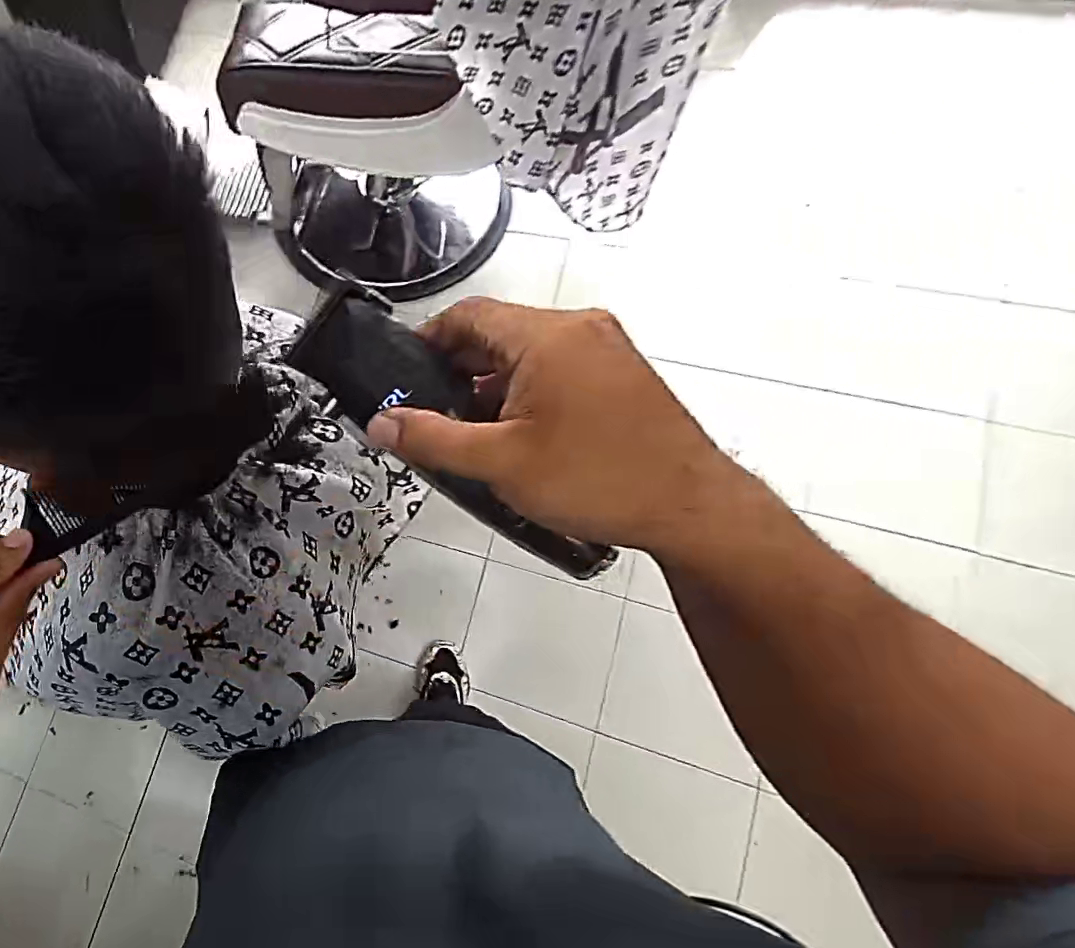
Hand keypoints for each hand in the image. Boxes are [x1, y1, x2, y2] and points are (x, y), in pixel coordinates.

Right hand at [365, 298, 744, 552]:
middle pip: (496, 334)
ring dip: (494, 389)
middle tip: (438, 416)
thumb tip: (387, 422)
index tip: (408, 370)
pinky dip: (529, 396)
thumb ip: (433, 439)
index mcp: (547, 337)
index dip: (427, 341)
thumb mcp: (500, 463)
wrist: (687, 507)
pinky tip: (522, 441)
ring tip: (481, 439)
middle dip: (459, 374)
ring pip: (527, 356)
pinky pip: (558, 371)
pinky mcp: (619, 376)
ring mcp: (605, 351)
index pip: (466, 314)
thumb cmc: (608, 479)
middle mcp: (581, 331)